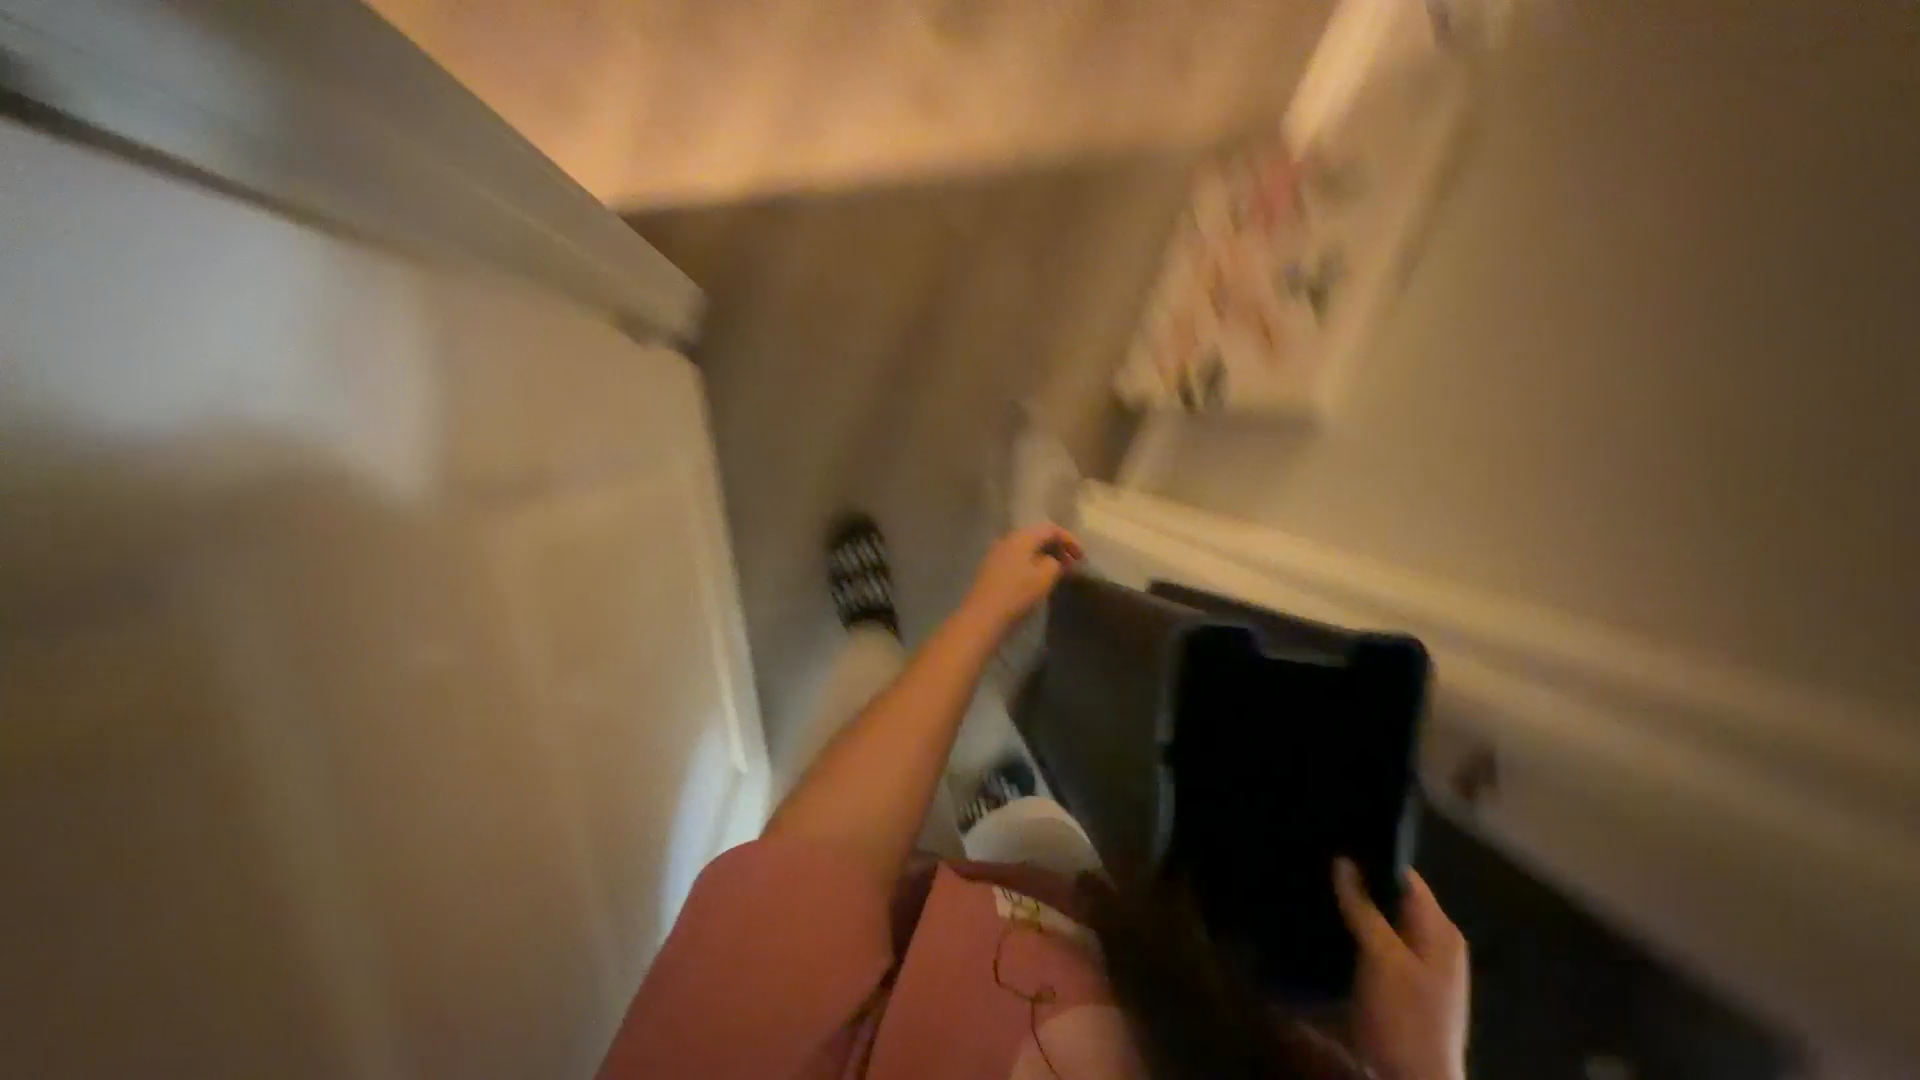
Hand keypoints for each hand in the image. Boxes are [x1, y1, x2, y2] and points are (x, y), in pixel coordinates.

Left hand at [960, 524, 1083, 631]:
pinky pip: (1017, 560)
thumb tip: (1054, 560)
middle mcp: (1007, 540)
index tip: (1082, 558)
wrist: (982, 617)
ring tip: (1058, 573)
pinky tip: (1038, 579)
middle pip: (1037, 536)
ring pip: (1026, 549)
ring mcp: (996, 554)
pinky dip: (1032, 565)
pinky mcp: (991, 570)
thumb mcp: (1045, 577)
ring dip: (1044, 557)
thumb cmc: (1017, 594)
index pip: (1051, 529)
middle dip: (1057, 548)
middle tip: (1072, 565)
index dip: (1070, 540)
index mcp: (1021, 537)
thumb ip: (1055, 563)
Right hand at [1334, 859, 1469, 1079]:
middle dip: (1356, 883)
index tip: (1331, 841)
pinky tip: (1323, 925)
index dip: (1372, 857)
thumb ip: (1364, 908)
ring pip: (1379, 921)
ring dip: (1351, 908)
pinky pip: (1373, 944)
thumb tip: (1343, 860)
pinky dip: (1352, 933)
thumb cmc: (1404, 1017)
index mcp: (1440, 932)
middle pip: (1391, 898)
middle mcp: (1433, 943)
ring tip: (1312, 887)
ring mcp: (1416, 966)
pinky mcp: (1396, 985)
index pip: (1406, 877)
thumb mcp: (1382, 958)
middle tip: (1314, 864)